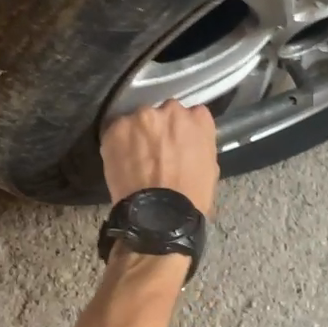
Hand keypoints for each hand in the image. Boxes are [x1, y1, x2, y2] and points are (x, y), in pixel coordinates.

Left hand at [100, 101, 218, 215]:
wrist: (160, 215)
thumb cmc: (191, 197)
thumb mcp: (210, 167)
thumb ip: (199, 144)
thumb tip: (187, 144)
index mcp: (199, 119)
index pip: (193, 114)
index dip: (183, 129)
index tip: (178, 141)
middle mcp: (171, 110)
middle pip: (164, 112)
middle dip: (160, 128)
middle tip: (157, 150)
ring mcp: (142, 117)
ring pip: (139, 120)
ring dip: (138, 134)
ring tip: (136, 158)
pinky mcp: (118, 128)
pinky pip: (117, 131)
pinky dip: (119, 143)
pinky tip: (122, 161)